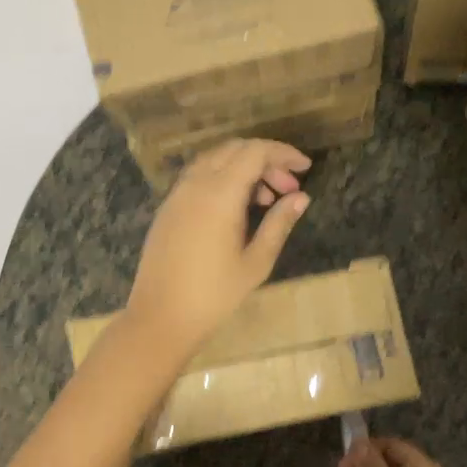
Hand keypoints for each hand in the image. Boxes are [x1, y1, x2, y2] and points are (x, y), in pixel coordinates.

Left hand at [127, 138, 312, 351]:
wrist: (161, 316)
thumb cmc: (215, 295)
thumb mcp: (256, 262)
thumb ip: (278, 224)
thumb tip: (301, 198)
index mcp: (220, 194)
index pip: (255, 152)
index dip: (283, 153)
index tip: (305, 167)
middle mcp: (195, 184)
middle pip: (234, 150)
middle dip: (266, 160)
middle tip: (289, 188)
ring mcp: (177, 194)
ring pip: (215, 160)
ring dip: (243, 168)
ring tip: (265, 200)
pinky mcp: (168, 208)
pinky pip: (199, 177)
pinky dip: (223, 178)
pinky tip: (237, 208)